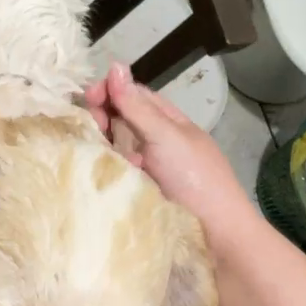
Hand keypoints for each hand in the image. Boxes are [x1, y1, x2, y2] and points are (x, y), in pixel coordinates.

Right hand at [85, 62, 253, 235]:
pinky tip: (101, 176)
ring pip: (114, 147)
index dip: (110, 90)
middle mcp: (157, 142)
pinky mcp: (138, 195)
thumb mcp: (166, 136)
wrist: (217, 242)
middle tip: (91, 127)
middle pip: (120, 119)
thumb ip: (136, 105)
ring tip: (94, 152)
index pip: (133, 94)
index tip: (89, 98)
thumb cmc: (196, 181)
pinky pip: (114, 174)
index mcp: (169, 122)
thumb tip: (114, 64)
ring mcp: (148, 170)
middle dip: (102, 117)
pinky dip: (106, 171)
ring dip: (102, 145)